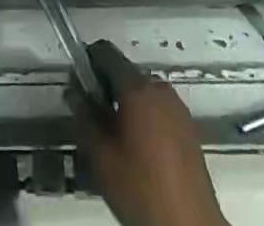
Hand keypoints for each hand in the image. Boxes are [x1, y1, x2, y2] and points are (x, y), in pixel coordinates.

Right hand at [67, 41, 226, 225]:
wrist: (188, 225)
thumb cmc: (140, 188)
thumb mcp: (101, 156)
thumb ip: (84, 117)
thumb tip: (75, 93)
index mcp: (137, 89)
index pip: (106, 53)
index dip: (88, 60)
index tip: (76, 80)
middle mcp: (160, 89)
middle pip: (125, 73)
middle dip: (105, 87)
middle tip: (90, 115)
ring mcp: (178, 107)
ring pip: (142, 92)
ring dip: (124, 103)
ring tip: (112, 136)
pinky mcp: (188, 126)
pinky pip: (158, 108)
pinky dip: (143, 116)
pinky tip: (136, 147)